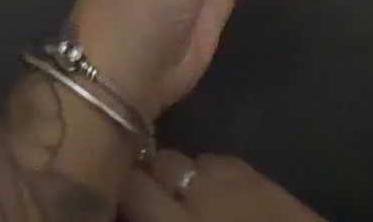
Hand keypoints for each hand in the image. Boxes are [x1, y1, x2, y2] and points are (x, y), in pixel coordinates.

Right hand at [121, 151, 329, 220]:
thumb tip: (134, 217)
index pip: (130, 187)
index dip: (115, 190)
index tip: (109, 199)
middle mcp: (200, 196)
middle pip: (154, 164)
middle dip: (141, 176)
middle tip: (137, 198)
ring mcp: (234, 182)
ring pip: (187, 157)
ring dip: (175, 175)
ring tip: (176, 196)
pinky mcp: (262, 178)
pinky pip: (220, 161)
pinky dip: (208, 173)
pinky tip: (212, 192)